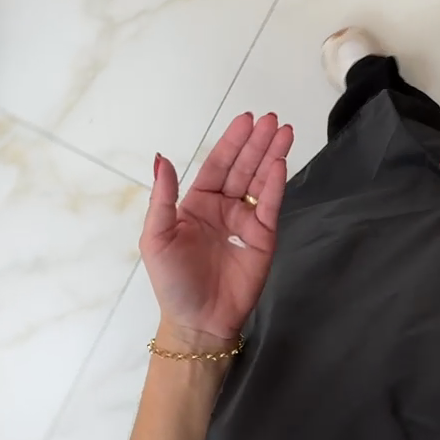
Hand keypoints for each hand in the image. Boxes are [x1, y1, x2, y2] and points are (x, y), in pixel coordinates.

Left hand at [142, 113, 292, 350]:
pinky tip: (281, 162)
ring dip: (272, 155)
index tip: (246, 120)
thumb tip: (161, 157)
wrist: (197, 320)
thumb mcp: (156, 237)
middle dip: (257, 142)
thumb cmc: (172, 281)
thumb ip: (162, 197)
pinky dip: (275, 183)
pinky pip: (269, 205)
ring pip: (260, 180)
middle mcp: (224, 207)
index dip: (232, 141)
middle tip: (271, 119)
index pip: (218, 164)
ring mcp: (246, 221)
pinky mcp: (264, 237)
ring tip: (284, 131)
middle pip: (243, 167)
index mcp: (198, 203)